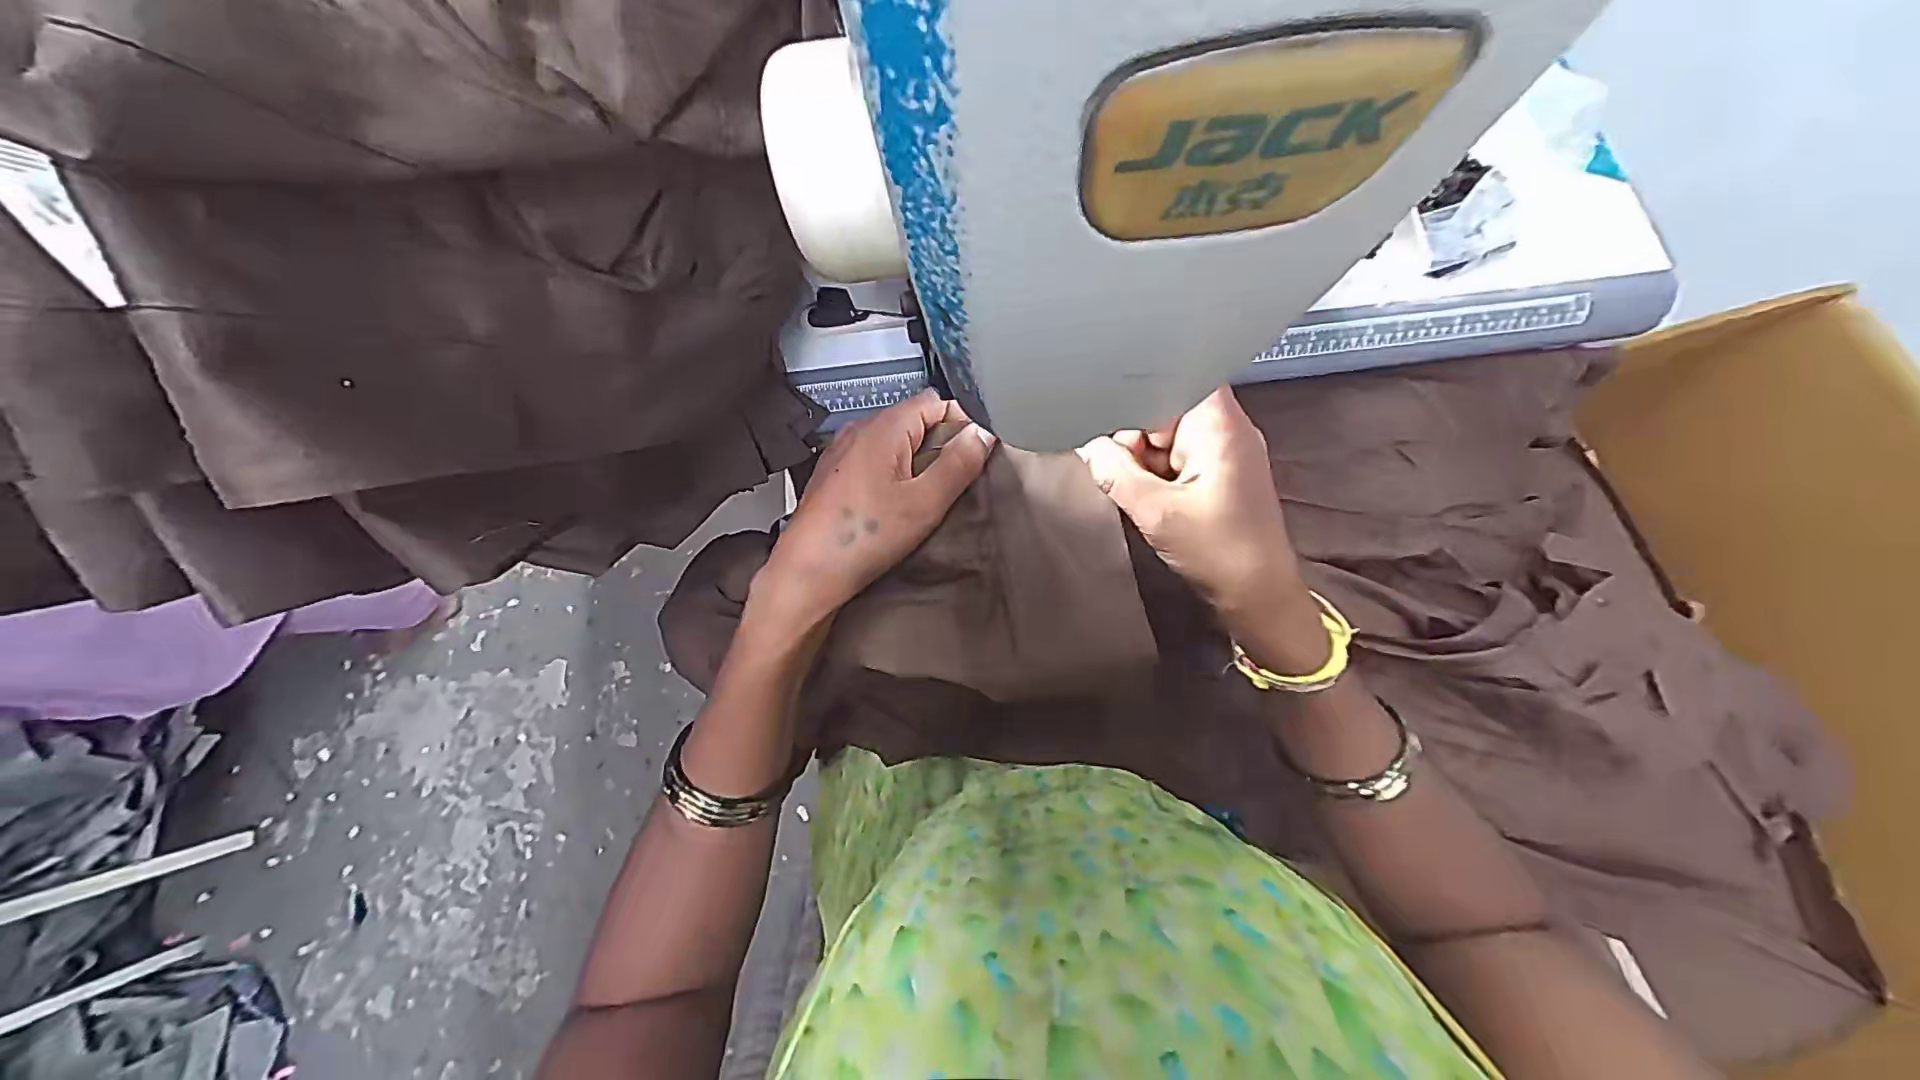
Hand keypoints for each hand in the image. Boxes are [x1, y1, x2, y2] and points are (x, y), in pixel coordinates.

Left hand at [749, 390, 995, 635]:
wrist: (806, 572)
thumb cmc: (859, 537)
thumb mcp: (924, 503)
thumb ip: (958, 464)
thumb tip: (981, 434)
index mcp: (883, 427)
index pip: (937, 402)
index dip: (963, 424)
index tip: (975, 453)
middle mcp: (859, 431)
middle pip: (916, 421)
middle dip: (941, 447)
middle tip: (951, 485)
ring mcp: (844, 453)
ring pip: (896, 444)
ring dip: (917, 465)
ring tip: (923, 502)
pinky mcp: (836, 476)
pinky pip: (876, 463)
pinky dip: (894, 477)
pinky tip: (895, 509)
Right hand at [1076, 388, 1311, 641]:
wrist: (1256, 595)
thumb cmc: (1223, 553)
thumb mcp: (1154, 511)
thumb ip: (1114, 471)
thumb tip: (1089, 447)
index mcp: (1220, 425)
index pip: (1174, 378)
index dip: (1140, 399)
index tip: (1119, 427)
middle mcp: (1228, 430)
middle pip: (1165, 408)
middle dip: (1139, 439)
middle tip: (1137, 476)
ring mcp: (1225, 452)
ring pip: (1168, 437)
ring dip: (1148, 462)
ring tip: (1154, 498)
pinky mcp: (1220, 474)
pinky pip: (1178, 459)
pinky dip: (1160, 477)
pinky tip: (1162, 504)